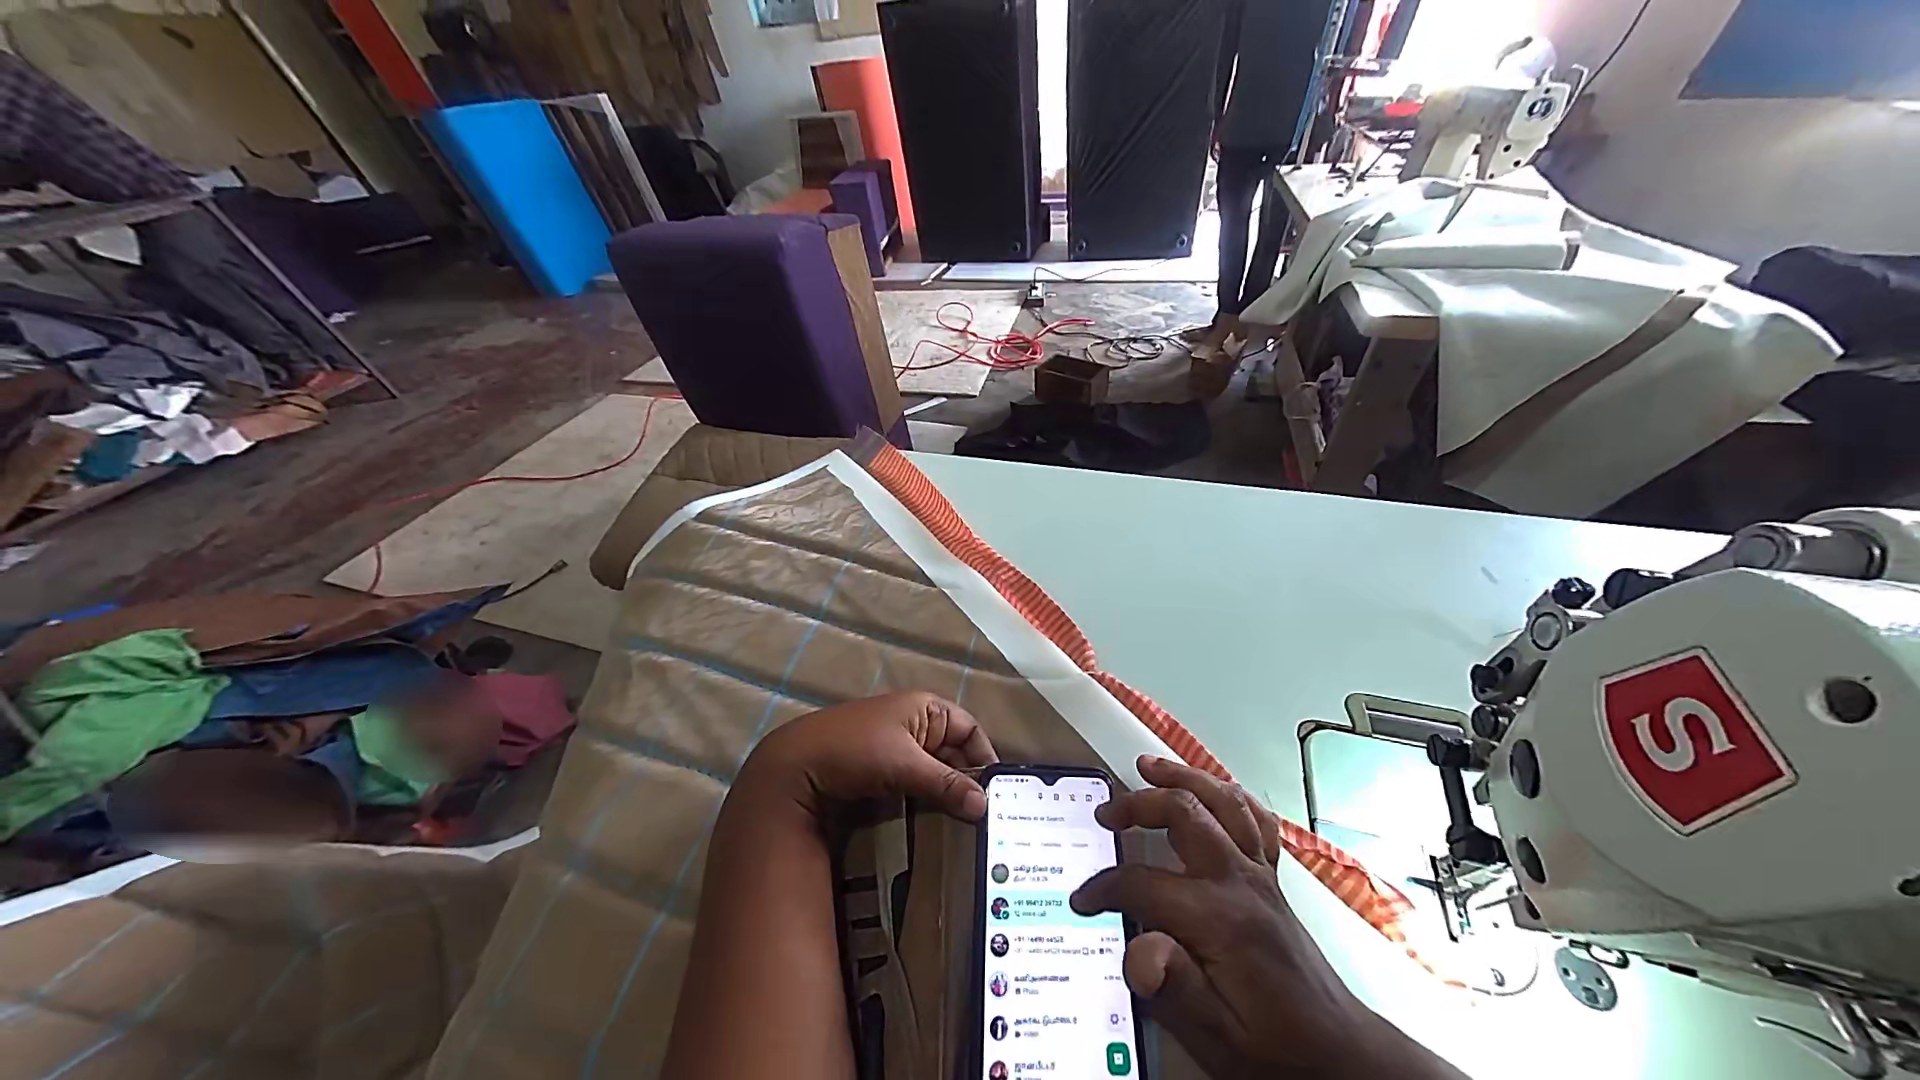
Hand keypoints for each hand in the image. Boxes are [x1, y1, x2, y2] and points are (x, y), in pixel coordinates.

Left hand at [738, 692, 998, 823]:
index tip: (996, 793)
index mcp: (925, 709)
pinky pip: (917, 783)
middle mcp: (915, 724)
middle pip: (955, 752)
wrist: (796, 764)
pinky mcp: (883, 770)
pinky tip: (935, 822)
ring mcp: (898, 747)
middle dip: (968, 781)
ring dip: (948, 794)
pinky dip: (928, 799)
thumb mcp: (905, 765)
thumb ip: (946, 784)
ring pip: (936, 771)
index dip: (984, 757)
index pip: (970, 729)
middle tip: (984, 817)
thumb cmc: (855, 749)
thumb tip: (984, 806)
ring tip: (964, 825)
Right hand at [1070, 756, 1463, 1079]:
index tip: (1082, 901)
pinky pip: (1255, 818)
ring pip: (1221, 801)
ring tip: (1147, 767)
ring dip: (1182, 777)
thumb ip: (1175, 991)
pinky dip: (1228, 794)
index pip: (1143, 884)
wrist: (1340, 1056)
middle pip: (1184, 812)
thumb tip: (1138, 953)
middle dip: (1137, 804)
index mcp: (1219, 919)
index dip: (1103, 888)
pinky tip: (1208, 788)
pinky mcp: (1272, 877)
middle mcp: (1240, 882)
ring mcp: (1260, 873)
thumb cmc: (1273, 1048)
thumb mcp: (1217, 1038)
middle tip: (1105, 813)